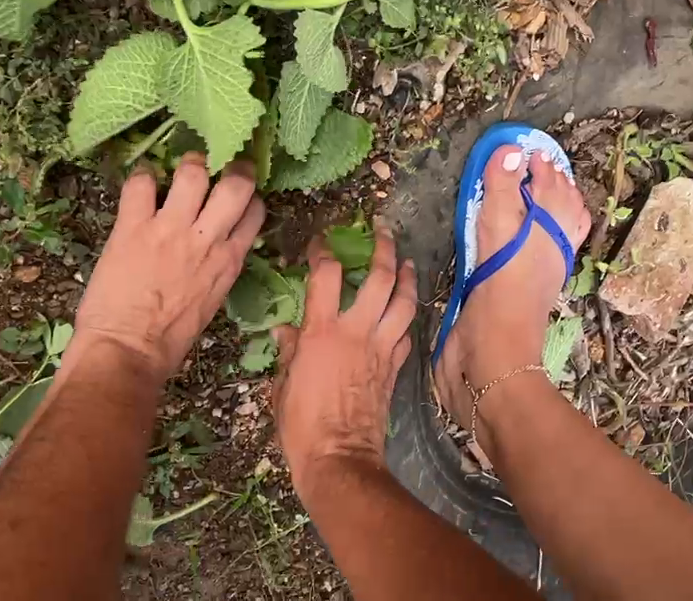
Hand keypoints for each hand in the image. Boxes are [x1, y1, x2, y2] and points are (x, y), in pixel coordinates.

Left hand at [68, 154, 264, 379]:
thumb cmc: (168, 340)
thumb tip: (211, 247)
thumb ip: (216, 266)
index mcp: (228, 260)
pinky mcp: (134, 227)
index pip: (254, 211)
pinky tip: (142, 182)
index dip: (248, 196)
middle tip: (220, 163)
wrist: (127, 353)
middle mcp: (206, 238)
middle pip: (235, 184)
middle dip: (232, 167)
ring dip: (188, 164)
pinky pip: (141, 184)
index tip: (236, 192)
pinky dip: (142, 177)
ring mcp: (170, 229)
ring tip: (179, 169)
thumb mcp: (210, 300)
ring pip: (192, 173)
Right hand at [271, 219, 417, 495]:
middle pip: (380, 278)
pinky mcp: (395, 369)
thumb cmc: (301, 426)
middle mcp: (356, 331)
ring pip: (404, 302)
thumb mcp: (283, 385)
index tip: (321, 242)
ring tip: (408, 262)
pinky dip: (409, 318)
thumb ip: (289, 352)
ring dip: (408, 278)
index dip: (324, 252)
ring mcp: (380, 348)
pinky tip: (408, 311)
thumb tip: (285, 331)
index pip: (327, 275)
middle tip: (383, 231)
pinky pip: (407, 335)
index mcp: (322, 331)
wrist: (340, 461)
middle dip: (384, 249)